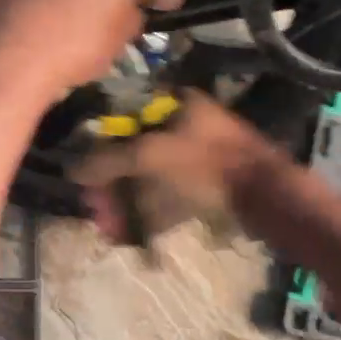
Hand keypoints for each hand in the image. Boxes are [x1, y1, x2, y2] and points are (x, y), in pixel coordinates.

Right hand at [71, 90, 285, 239]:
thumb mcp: (151, 155)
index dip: (100, 144)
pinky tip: (131, 236)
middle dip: (112, 184)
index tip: (84, 173)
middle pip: (135, 152)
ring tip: (109, 229)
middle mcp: (186, 124)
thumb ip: (109, 160)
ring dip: (127, 203)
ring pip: (151, 178)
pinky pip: (170, 196)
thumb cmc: (206, 165)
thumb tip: (72, 170)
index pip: (124, 116)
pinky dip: (150, 213)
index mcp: (175, 103)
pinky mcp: (208, 185)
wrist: (268, 197)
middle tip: (95, 209)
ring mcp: (199, 156)